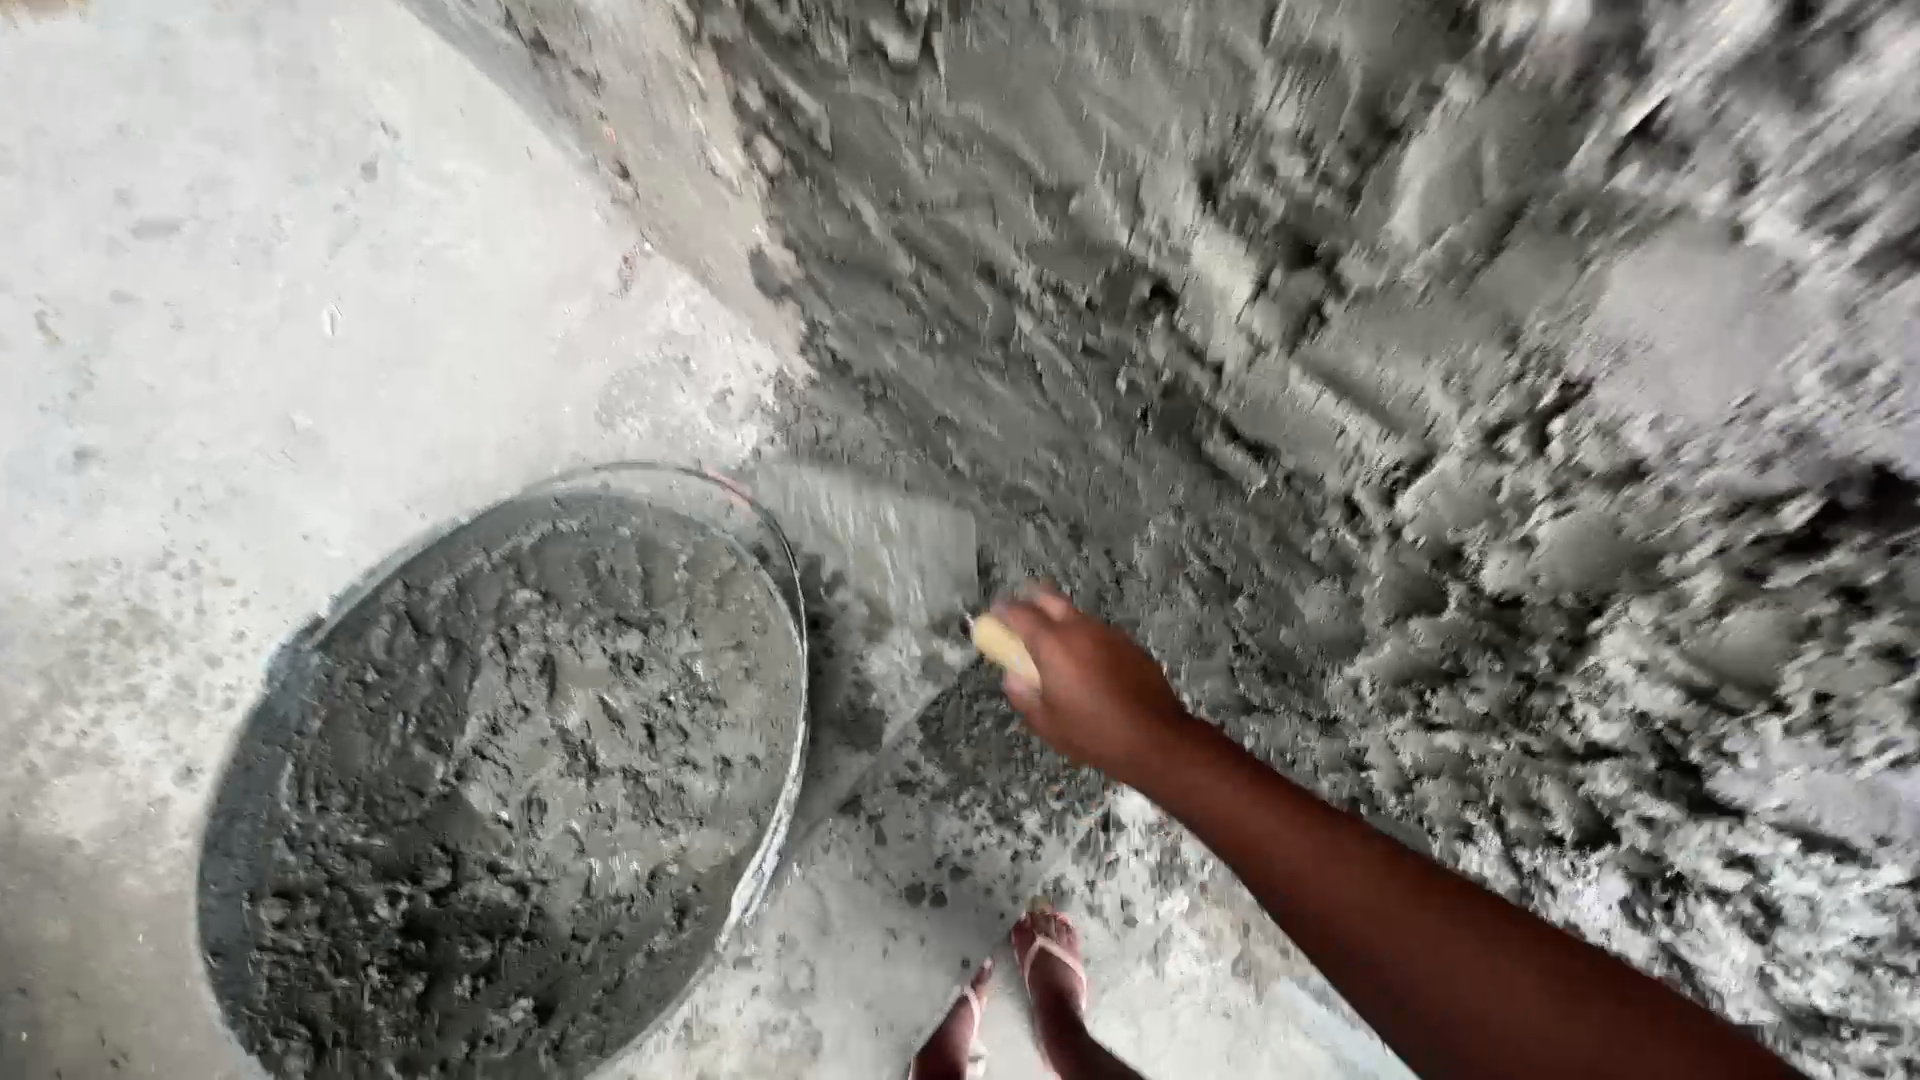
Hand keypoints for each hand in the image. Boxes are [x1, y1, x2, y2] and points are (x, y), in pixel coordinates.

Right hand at [991, 583, 1196, 781]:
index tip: (995, 614)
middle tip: (1022, 618)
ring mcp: (1108, 634)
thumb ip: (1022, 694)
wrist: (1154, 738)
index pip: (1019, 613)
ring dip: (1061, 622)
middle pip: (1050, 598)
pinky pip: (1099, 633)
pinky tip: (1089, 666)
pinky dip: (1086, 640)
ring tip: (1057, 648)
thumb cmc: (1092, 733)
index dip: (1003, 611)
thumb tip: (1012, 677)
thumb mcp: (1045, 722)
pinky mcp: (1130, 645)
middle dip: (1031, 601)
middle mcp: (1080, 629)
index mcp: (1053, 644)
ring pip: (1077, 616)